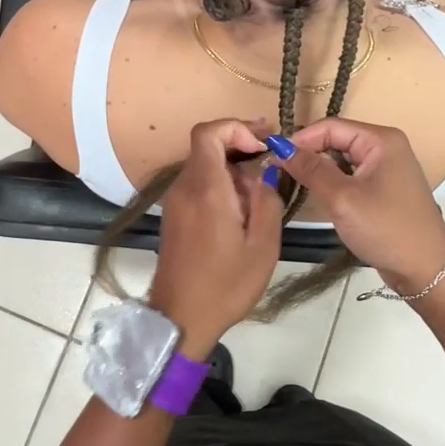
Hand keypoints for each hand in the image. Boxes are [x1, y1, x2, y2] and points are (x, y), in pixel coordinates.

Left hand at [148, 120, 283, 356]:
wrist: (180, 317)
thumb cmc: (225, 285)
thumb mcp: (263, 246)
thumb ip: (267, 201)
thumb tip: (261, 175)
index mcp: (206, 189)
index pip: (208, 132)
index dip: (235, 127)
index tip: (262, 143)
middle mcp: (184, 188)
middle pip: (207, 146)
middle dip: (239, 147)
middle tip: (270, 162)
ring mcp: (175, 202)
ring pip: (203, 166)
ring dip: (231, 169)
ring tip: (260, 195)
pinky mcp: (174, 215)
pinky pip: (197, 185)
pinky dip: (219, 184)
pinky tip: (241, 209)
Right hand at [273, 119, 444, 292]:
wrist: (426, 269)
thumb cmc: (385, 229)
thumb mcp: (342, 198)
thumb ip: (310, 169)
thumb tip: (279, 147)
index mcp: (380, 140)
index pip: (330, 126)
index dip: (301, 139)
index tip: (274, 158)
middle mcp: (385, 146)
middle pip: (336, 139)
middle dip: (308, 153)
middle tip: (280, 172)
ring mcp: (387, 167)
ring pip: (341, 158)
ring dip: (319, 169)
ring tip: (294, 184)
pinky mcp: (384, 186)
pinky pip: (351, 174)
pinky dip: (333, 181)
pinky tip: (318, 195)